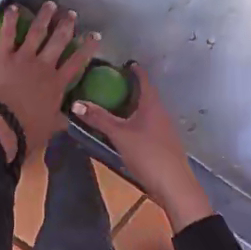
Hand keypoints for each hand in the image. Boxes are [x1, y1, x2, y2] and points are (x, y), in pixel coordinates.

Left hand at [0, 3, 99, 162]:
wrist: (1, 124)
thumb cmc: (27, 130)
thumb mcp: (50, 127)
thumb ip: (59, 119)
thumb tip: (68, 119)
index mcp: (57, 83)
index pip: (77, 61)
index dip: (87, 48)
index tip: (94, 36)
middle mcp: (44, 66)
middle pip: (59, 40)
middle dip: (66, 25)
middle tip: (71, 14)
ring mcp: (23, 58)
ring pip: (37, 32)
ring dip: (44, 17)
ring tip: (50, 4)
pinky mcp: (3, 56)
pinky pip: (7, 34)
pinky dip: (11, 19)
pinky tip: (13, 7)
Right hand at [74, 65, 213, 229]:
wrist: (174, 186)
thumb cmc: (148, 154)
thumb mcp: (119, 135)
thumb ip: (98, 118)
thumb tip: (75, 103)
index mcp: (152, 104)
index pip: (143, 79)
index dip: (134, 70)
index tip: (121, 63)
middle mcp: (160, 112)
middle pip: (144, 93)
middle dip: (128, 86)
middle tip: (108, 82)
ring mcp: (163, 128)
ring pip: (145, 109)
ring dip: (131, 104)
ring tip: (111, 103)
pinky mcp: (162, 142)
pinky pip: (146, 122)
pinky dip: (133, 118)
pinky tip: (122, 127)